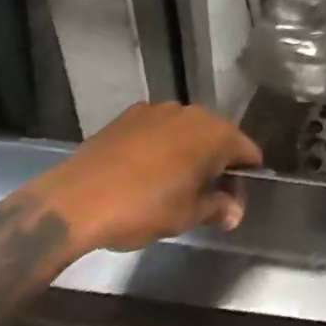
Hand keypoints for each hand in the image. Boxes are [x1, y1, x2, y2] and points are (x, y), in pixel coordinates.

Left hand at [19, 102, 262, 253]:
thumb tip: (234, 211)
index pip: (247, 151)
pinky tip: (143, 169)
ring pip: (188, 130)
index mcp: (215, 134)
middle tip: (204, 196)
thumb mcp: (186, 217)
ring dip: (188, 151)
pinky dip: (160, 144)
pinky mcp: (132, 113)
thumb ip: (217, 208)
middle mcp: (194, 113)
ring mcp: (161, 109)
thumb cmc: (142, 208)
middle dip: (217, 163)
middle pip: (219, 136)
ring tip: (171, 183)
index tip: (232, 202)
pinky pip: (159, 127)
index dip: (245, 177)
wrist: (78, 199)